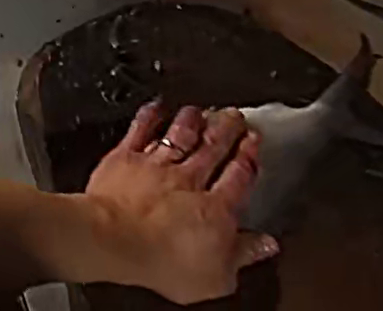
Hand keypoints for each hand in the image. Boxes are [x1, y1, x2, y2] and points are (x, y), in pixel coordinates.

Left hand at [62, 103, 277, 303]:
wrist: (116, 238)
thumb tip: (266, 244)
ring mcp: (156, 163)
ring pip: (179, 135)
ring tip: (199, 108)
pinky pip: (140, 129)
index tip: (254, 140)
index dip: (249, 155)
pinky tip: (156, 106)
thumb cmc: (163, 261)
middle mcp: (188, 179)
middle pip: (212, 148)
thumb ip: (243, 254)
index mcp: (215, 209)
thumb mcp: (218, 276)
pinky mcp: (127, 156)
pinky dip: (150, 115)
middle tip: (234, 114)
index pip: (239, 177)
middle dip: (226, 129)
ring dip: (191, 120)